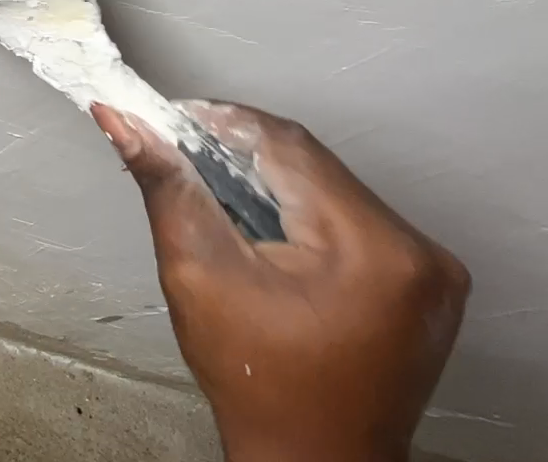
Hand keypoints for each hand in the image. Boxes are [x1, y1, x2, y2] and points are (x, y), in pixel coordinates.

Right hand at [92, 100, 468, 461]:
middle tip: (173, 151)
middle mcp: (417, 251)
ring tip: (205, 187)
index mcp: (371, 248)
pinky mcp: (418, 281)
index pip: (286, 144)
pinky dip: (291, 204)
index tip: (163, 118)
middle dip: (235, 149)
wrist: (309, 451)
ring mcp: (427, 269)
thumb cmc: (250, 371)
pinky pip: (346, 214)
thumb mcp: (194, 267)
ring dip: (261, 175)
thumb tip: (120, 120)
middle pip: (310, 162)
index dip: (218, 120)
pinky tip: (250, 220)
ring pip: (326, 184)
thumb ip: (164, 184)